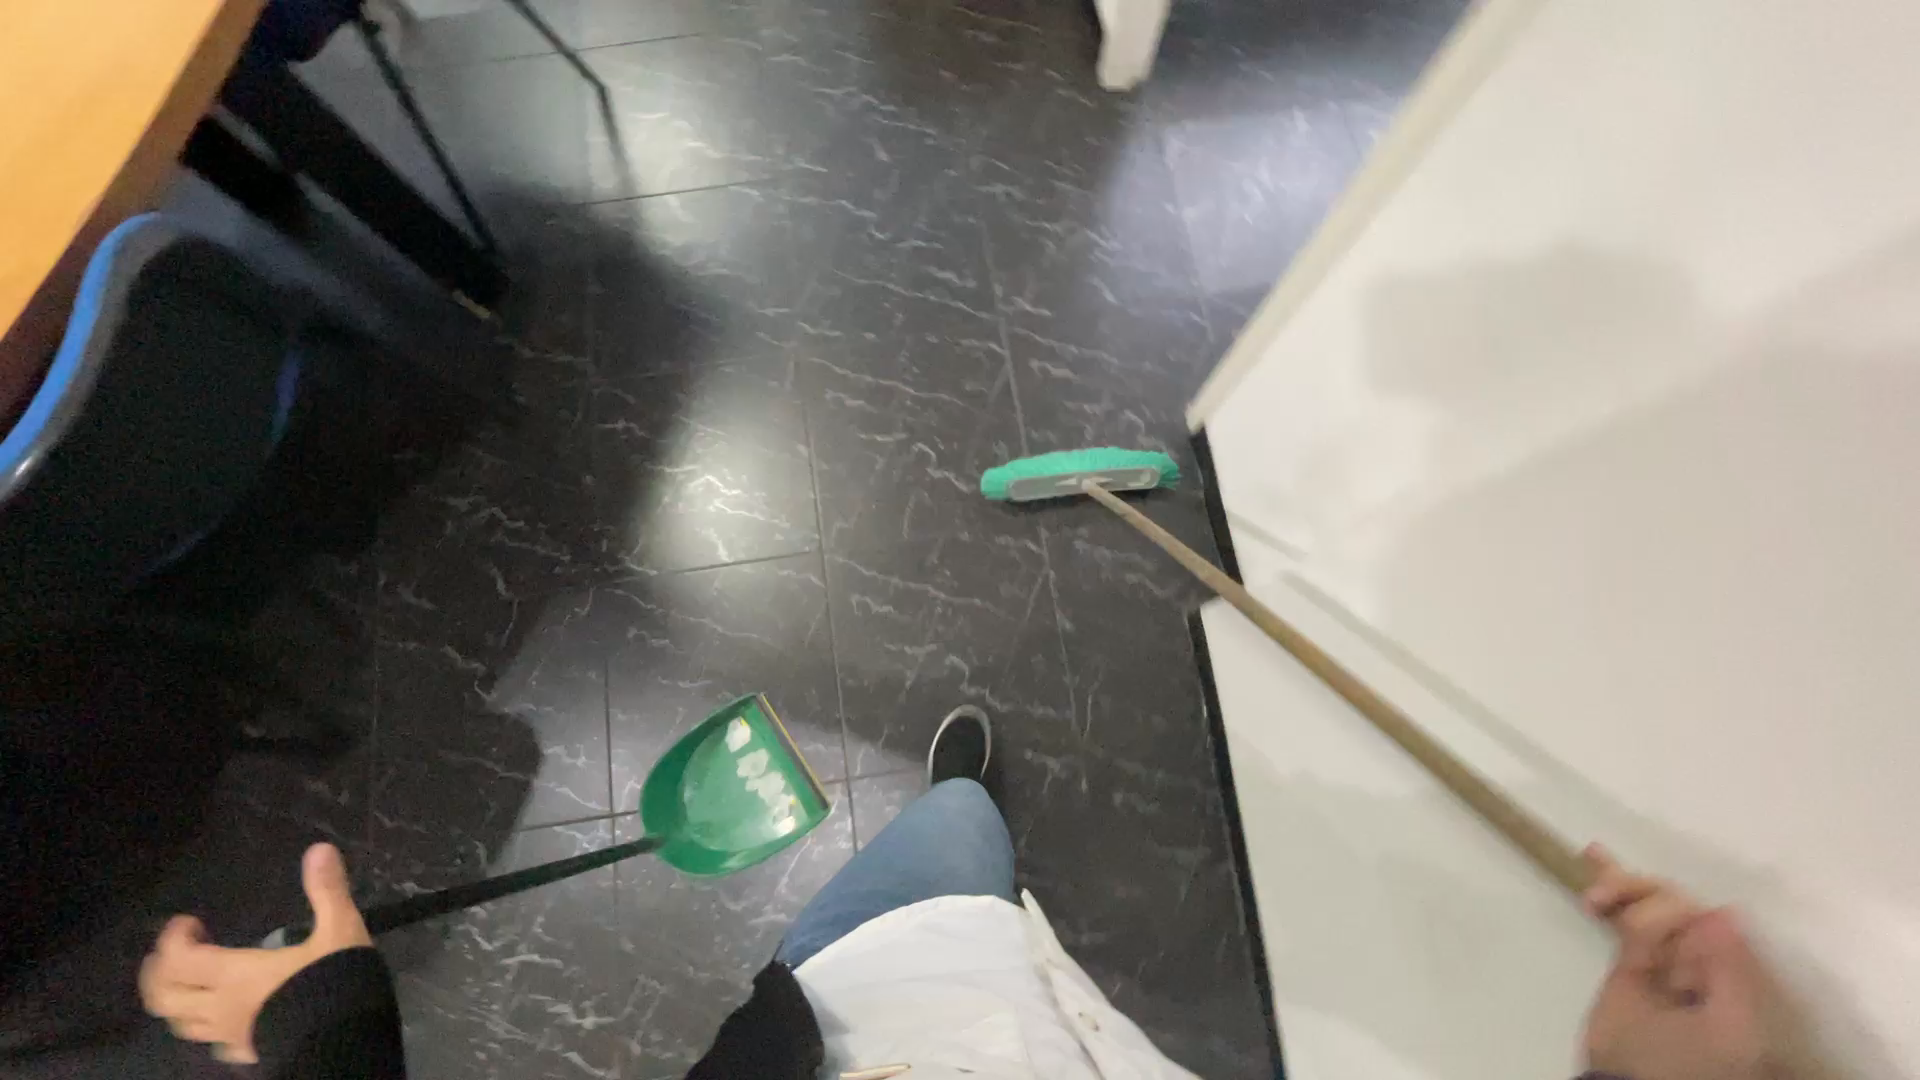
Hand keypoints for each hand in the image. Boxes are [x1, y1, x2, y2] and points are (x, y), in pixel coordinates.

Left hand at [139, 843, 372, 1062]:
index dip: (175, 939)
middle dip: (160, 972)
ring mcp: (227, 1034)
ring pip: (179, 1022)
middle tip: (173, 951)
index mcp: (235, 975)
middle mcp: (220, 1006)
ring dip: (173, 999)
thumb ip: (327, 890)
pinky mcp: (243, 1050)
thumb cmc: (335, 977)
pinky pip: (208, 1041)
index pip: (182, 960)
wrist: (343, 1034)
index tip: (186, 921)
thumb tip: (319, 848)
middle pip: (165, 997)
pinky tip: (220, 1018)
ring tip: (186, 982)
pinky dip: (202, 1025)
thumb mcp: (339, 927)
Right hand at [1580, 844, 1786, 1079]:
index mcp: (1739, 977)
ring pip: (1649, 900)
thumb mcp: (1724, 1027)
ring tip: (1594, 897)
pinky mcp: (1630, 953)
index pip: (1714, 921)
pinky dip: (1610, 883)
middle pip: (1678, 905)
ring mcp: (1667, 954)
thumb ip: (1730, 973)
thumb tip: (1725, 911)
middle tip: (1613, 920)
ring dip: (1619, 887)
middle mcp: (1707, 959)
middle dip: (1645, 906)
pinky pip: (1623, 912)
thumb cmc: (1684, 1062)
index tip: (1649, 936)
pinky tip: (1591, 854)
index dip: (1679, 914)